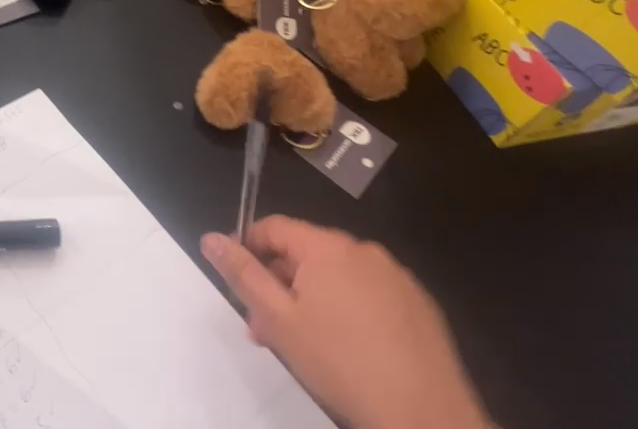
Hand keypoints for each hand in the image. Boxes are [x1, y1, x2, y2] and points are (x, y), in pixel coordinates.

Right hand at [201, 217, 489, 428]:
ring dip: (310, 299)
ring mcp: (396, 277)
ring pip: (336, 276)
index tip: (237, 283)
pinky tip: (346, 348)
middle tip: (264, 326)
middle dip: (277, 283)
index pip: (273, 227)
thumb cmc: (341, 364)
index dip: (247, 248)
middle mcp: (363, 250)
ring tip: (301, 342)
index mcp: (327, 247)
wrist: (426, 418)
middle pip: (304, 253)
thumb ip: (242, 274)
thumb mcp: (279, 320)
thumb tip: (210, 237)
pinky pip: (368, 294)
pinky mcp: (419, 305)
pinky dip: (347, 310)